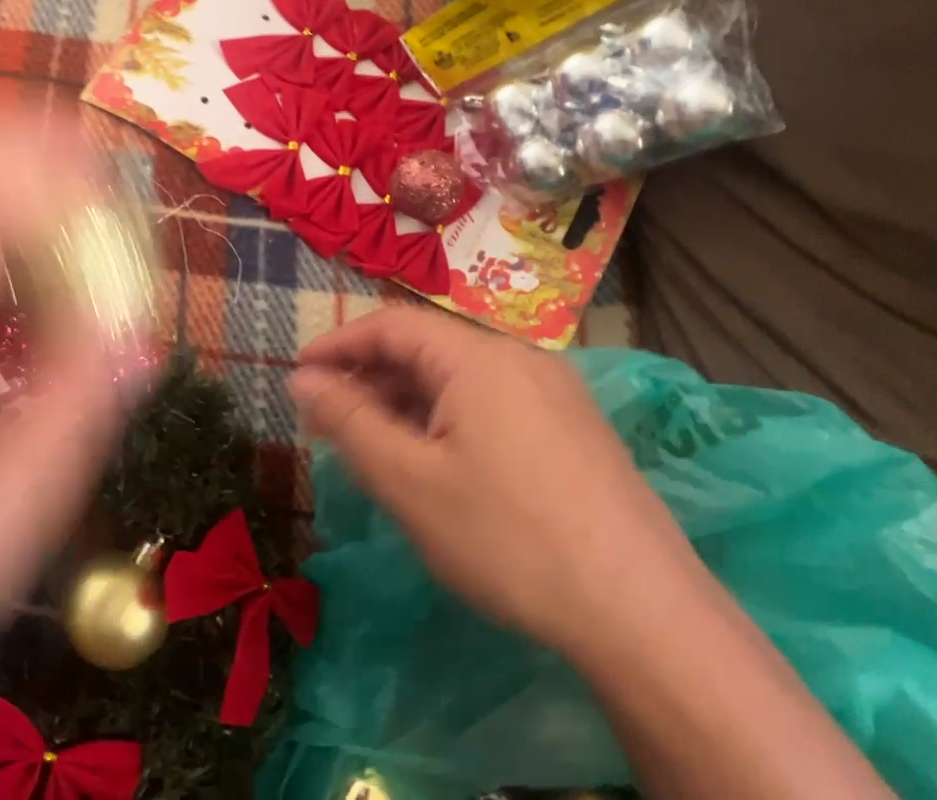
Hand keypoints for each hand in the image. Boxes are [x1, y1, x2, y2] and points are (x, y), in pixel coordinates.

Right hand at [288, 307, 703, 655]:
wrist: (640, 612)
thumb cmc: (506, 538)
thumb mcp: (408, 481)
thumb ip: (348, 421)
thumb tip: (303, 378)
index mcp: (480, 359)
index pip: (391, 324)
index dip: (337, 344)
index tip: (296, 375)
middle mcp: (522, 361)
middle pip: (428, 348)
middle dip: (369, 376)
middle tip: (326, 419)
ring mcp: (556, 396)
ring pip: (460, 380)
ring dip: (405, 401)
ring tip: (371, 444)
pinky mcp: (574, 432)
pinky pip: (492, 406)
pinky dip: (446, 420)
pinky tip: (433, 463)